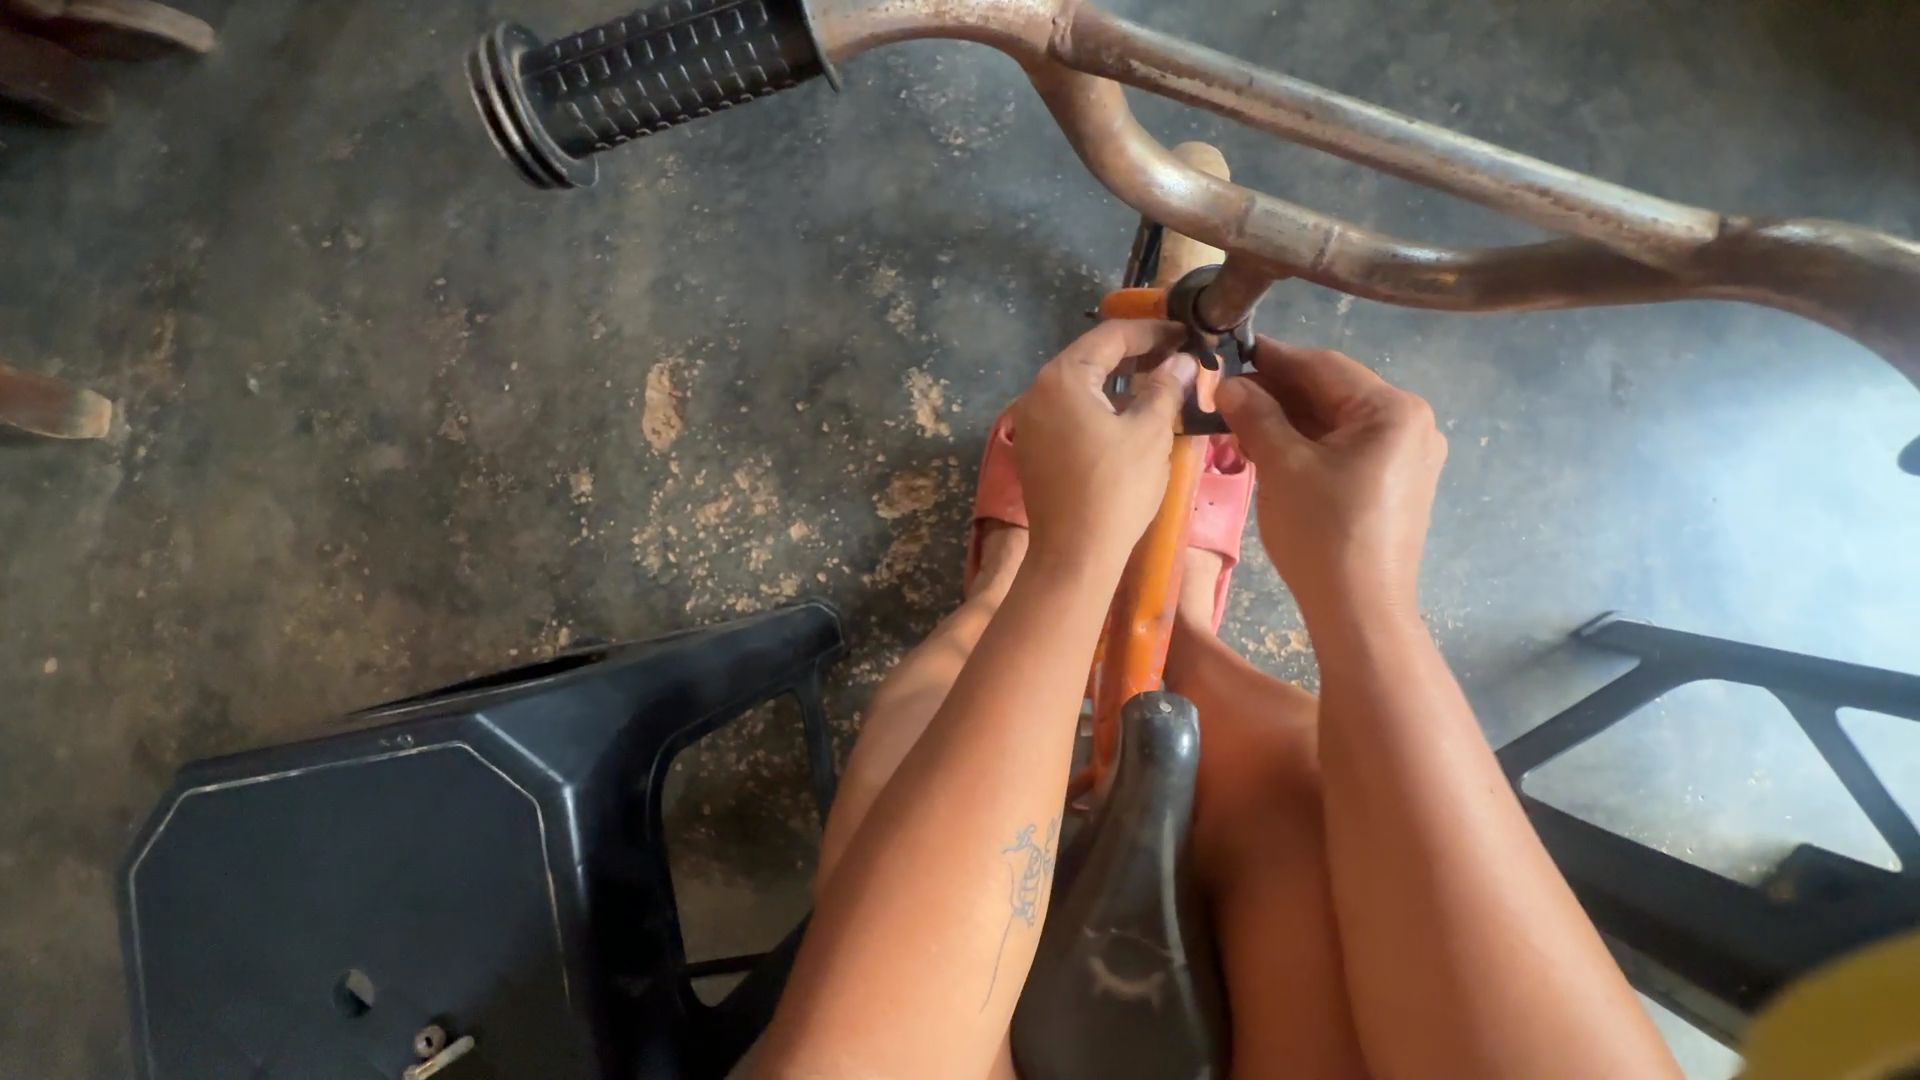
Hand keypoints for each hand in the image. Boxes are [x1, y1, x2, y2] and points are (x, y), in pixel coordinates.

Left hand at [1011, 320, 1198, 574]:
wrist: (1074, 554)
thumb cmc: (1116, 488)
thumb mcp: (1150, 432)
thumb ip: (1166, 388)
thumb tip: (1183, 361)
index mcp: (1062, 378)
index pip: (1112, 336)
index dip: (1154, 331)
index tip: (1188, 333)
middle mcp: (1037, 392)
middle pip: (1092, 359)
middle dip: (1138, 355)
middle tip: (1179, 357)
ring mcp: (1031, 423)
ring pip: (1082, 389)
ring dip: (1121, 384)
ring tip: (1163, 386)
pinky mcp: (1034, 450)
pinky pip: (1072, 415)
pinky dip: (1102, 409)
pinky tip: (1133, 419)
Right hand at [1216, 338, 1446, 622]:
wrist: (1359, 609)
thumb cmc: (1322, 532)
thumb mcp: (1281, 466)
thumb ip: (1255, 415)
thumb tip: (1227, 382)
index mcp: (1393, 409)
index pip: (1323, 366)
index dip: (1271, 358)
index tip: (1227, 354)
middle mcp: (1410, 424)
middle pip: (1332, 392)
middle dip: (1276, 393)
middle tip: (1225, 396)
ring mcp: (1408, 456)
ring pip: (1335, 422)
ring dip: (1287, 419)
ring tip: (1239, 423)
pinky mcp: (1395, 484)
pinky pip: (1344, 448)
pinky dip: (1307, 444)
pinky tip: (1270, 449)